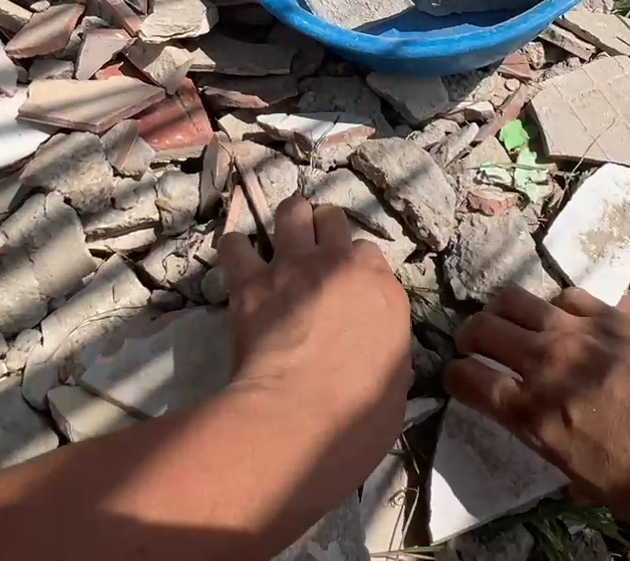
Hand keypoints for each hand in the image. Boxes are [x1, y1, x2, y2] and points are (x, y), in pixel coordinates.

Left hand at [218, 194, 411, 430]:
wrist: (300, 417)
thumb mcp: (394, 380)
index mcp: (381, 288)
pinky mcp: (252, 281)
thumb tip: (373, 350)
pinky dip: (235, 249)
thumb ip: (384, 347)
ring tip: (279, 232)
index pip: (367, 252)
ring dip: (286, 219)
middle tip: (311, 245)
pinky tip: (236, 257)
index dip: (353, 263)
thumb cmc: (358, 416)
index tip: (344, 280)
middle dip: (321, 227)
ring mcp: (294, 266)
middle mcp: (339, 264)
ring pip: (291, 212)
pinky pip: (237, 245)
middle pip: (331, 218)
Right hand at [444, 285, 629, 525]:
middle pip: (482, 330)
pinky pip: (563, 296)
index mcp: (538, 415)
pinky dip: (552, 307)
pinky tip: (565, 321)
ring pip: (513, 299)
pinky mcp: (610, 313)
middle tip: (472, 347)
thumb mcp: (608, 493)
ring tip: (506, 323)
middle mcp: (546, 363)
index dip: (454, 379)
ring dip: (499, 311)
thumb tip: (548, 436)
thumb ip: (564, 457)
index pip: (470, 380)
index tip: (457, 381)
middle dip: (467, 337)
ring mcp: (578, 330)